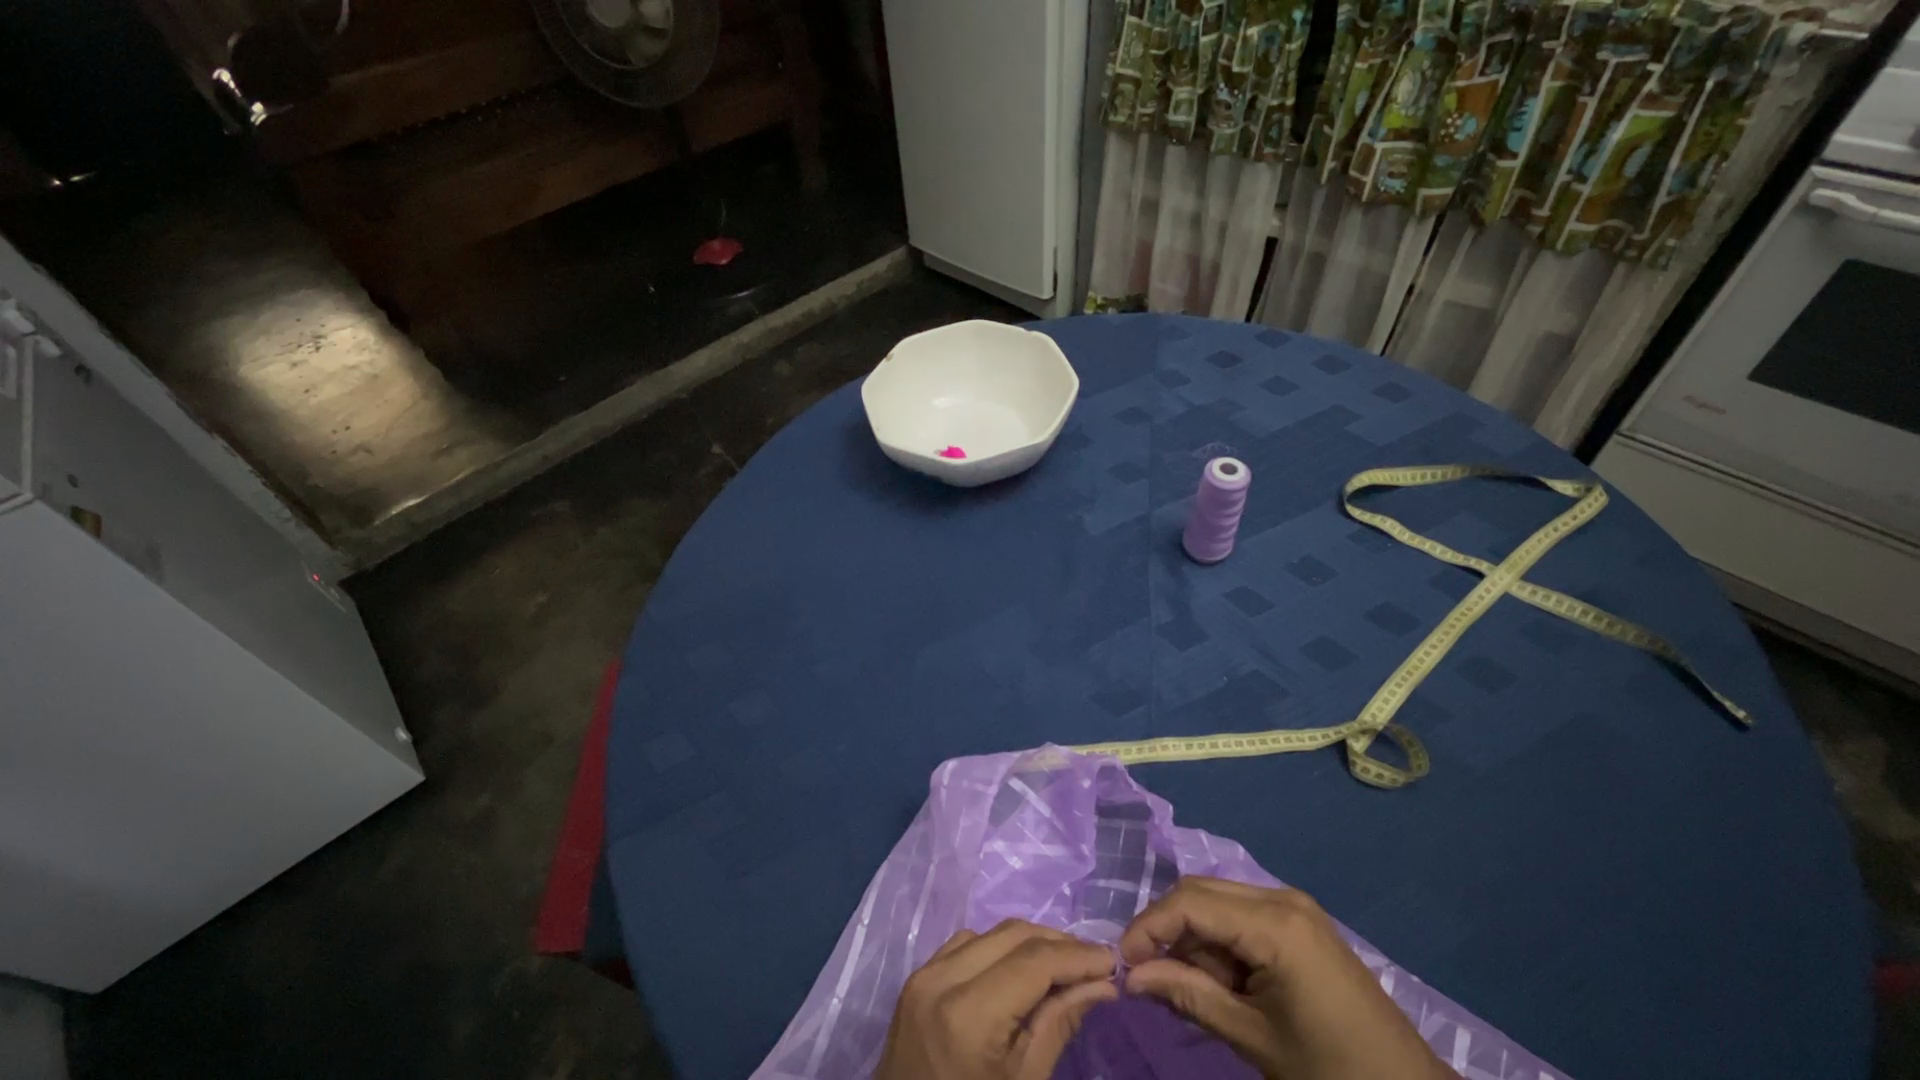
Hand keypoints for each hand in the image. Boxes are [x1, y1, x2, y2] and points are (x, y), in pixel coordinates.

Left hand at [875, 919, 1118, 1079]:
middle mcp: (940, 979)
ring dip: (1029, 943)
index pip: (1035, 961)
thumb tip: (1102, 984)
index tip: (1114, 961)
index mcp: (967, 1014)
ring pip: (989, 933)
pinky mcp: (915, 980)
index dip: (1079, 956)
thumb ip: (1060, 1025)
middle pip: (1012, 935)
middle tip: (1095, 964)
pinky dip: (997, 948)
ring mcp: (922, 976)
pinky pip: (963, 945)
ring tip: (1064, 967)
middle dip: (1058, 944)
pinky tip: (1019, 970)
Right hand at [1120, 878, 1451, 1079]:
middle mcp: (1282, 898)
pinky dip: (1219, 943)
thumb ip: (1188, 996)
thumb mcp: (1251, 1036)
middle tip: (1147, 978)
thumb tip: (1129, 975)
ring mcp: (1294, 908)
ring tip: (1189, 991)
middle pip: (1200, 893)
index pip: (1189, 903)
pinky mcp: (1300, 924)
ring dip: (1192, 940)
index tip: (1120, 965)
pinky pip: (1241, 916)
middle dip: (1167, 931)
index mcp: (1275, 923)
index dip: (1146, 928)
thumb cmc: (1328, 1068)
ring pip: (1217, 903)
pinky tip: (1219, 982)